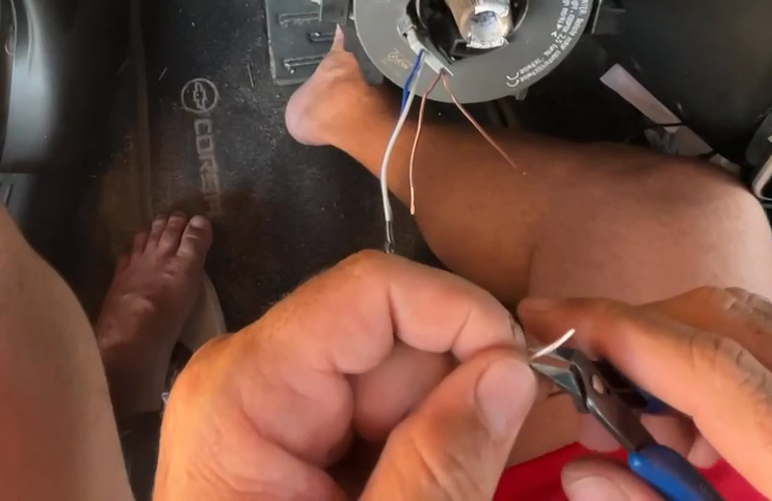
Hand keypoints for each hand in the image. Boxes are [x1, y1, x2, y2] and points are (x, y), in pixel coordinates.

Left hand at [155, 251, 538, 499]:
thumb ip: (443, 466)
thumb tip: (514, 366)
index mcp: (246, 386)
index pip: (367, 291)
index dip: (455, 310)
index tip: (524, 369)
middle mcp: (251, 369)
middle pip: (384, 331)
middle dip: (453, 382)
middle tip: (492, 465)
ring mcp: (270, 397)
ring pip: (392, 370)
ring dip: (441, 422)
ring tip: (442, 493)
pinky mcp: (290, 428)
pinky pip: (377, 410)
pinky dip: (418, 444)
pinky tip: (416, 491)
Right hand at [519, 288, 771, 500]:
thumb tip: (583, 471)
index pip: (722, 372)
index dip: (619, 333)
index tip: (545, 317)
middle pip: (742, 324)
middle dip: (642, 327)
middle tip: (582, 368)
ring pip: (769, 331)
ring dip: (679, 344)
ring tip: (632, 408)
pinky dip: (723, 371)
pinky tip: (695, 433)